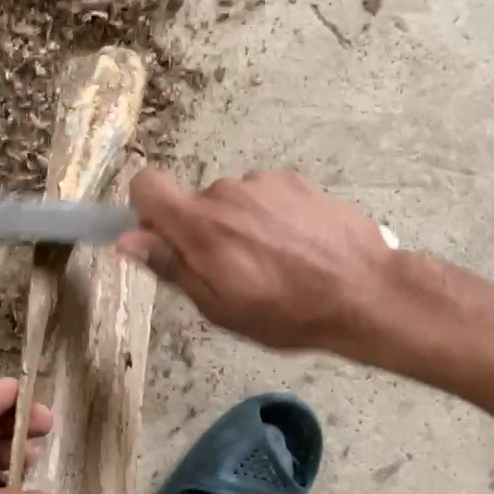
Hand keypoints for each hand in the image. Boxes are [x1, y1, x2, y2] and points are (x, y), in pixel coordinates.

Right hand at [119, 169, 395, 350]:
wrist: (366, 292)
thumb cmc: (286, 311)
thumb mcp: (218, 306)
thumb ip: (171, 266)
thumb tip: (127, 240)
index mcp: (200, 224)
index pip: (145, 186)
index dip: (145, 209)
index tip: (164, 238)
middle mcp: (225, 191)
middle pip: (193, 202)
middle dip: (201, 230)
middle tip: (231, 270)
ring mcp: (263, 183)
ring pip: (230, 201)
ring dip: (239, 224)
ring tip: (273, 261)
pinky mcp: (295, 181)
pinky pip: (263, 195)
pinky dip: (269, 216)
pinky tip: (296, 246)